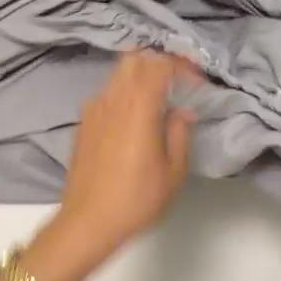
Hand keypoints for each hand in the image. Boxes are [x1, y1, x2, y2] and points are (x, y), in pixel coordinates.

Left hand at [27, 51, 197, 280]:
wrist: (87, 222)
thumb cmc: (136, 199)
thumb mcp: (173, 172)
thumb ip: (180, 133)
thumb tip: (183, 110)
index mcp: (138, 105)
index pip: (160, 64)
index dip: (181, 65)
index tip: (197, 80)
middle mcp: (114, 97)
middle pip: (135, 59)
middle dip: (158, 62)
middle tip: (178, 80)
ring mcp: (94, 107)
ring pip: (118, 73)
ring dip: (140, 75)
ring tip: (159, 96)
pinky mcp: (84, 121)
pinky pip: (107, 92)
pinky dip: (124, 91)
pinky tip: (134, 115)